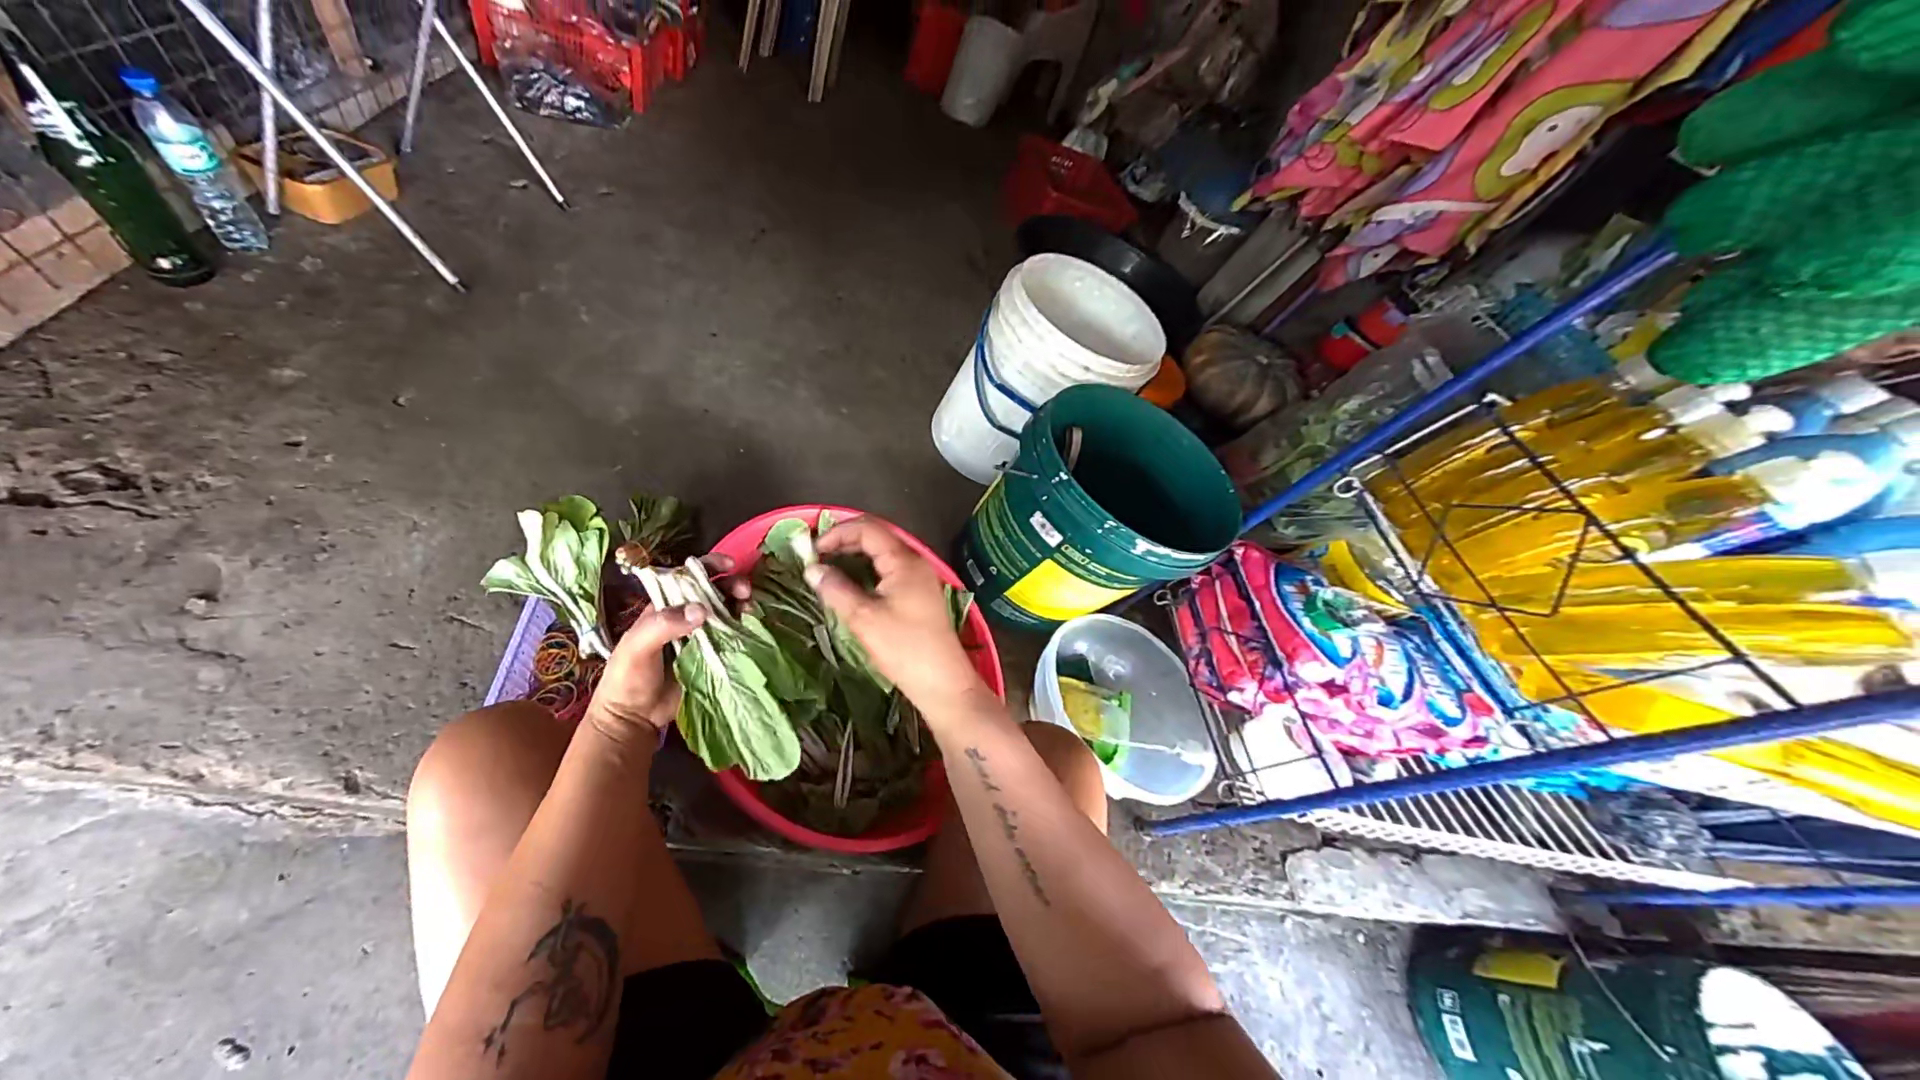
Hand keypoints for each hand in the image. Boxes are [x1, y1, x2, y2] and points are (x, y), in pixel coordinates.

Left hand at [586, 555, 749, 745]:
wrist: (633, 717)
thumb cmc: (628, 678)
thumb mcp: (637, 647)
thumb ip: (664, 624)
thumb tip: (702, 610)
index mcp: (664, 606)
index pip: (688, 578)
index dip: (708, 567)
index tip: (728, 565)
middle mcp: (685, 616)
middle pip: (714, 592)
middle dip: (732, 584)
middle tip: (746, 590)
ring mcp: (701, 636)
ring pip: (727, 612)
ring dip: (741, 604)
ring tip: (751, 607)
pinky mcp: (713, 656)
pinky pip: (732, 637)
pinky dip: (744, 628)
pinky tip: (752, 626)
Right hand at [808, 517, 987, 707]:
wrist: (942, 682)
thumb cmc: (904, 649)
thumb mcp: (863, 619)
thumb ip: (836, 589)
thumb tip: (812, 569)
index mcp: (904, 561)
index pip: (867, 528)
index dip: (837, 533)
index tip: (812, 550)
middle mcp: (915, 562)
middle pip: (876, 537)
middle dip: (844, 542)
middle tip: (816, 558)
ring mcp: (919, 578)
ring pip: (882, 554)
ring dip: (854, 556)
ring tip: (828, 569)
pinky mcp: (918, 594)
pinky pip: (888, 570)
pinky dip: (866, 571)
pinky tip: (850, 586)